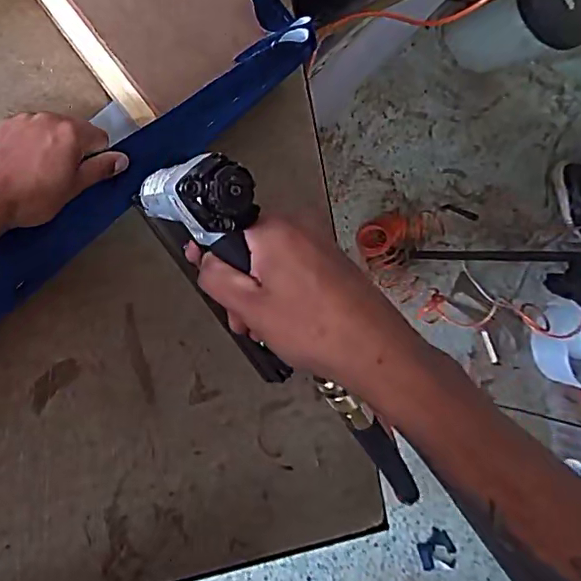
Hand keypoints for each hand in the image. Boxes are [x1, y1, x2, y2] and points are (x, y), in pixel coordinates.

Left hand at [0, 112, 127, 228]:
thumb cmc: (28, 198)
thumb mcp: (73, 188)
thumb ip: (100, 169)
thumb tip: (120, 160)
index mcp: (71, 132)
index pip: (100, 137)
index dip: (96, 157)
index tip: (84, 171)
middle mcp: (49, 119)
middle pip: (74, 130)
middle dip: (72, 150)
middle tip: (60, 176)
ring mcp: (25, 120)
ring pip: (49, 129)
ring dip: (49, 145)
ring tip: (37, 173)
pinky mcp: (6, 126)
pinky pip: (27, 130)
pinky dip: (28, 143)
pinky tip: (22, 165)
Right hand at [187, 215, 435, 390]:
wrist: (376, 353)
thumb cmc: (320, 331)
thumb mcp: (248, 305)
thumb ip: (214, 276)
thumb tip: (204, 261)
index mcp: (274, 230)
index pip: (222, 228)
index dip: (207, 255)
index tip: (205, 275)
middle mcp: (298, 227)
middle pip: (246, 248)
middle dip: (237, 283)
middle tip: (241, 315)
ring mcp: (317, 243)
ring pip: (268, 262)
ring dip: (257, 293)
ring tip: (264, 326)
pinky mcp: (330, 262)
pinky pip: (291, 269)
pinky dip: (281, 292)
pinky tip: (285, 322)